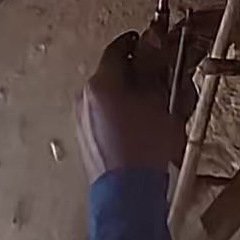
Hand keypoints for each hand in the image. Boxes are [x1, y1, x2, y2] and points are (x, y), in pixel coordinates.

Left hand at [75, 30, 181, 179]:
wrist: (127, 199)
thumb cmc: (145, 148)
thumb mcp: (158, 101)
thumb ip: (154, 67)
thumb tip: (154, 40)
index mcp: (101, 82)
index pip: (118, 48)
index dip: (136, 43)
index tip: (150, 44)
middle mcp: (85, 96)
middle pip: (111, 72)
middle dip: (135, 73)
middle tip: (157, 81)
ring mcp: (81, 119)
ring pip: (107, 94)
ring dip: (126, 94)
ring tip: (150, 109)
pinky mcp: (84, 139)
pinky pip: (101, 115)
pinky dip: (117, 113)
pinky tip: (136, 129)